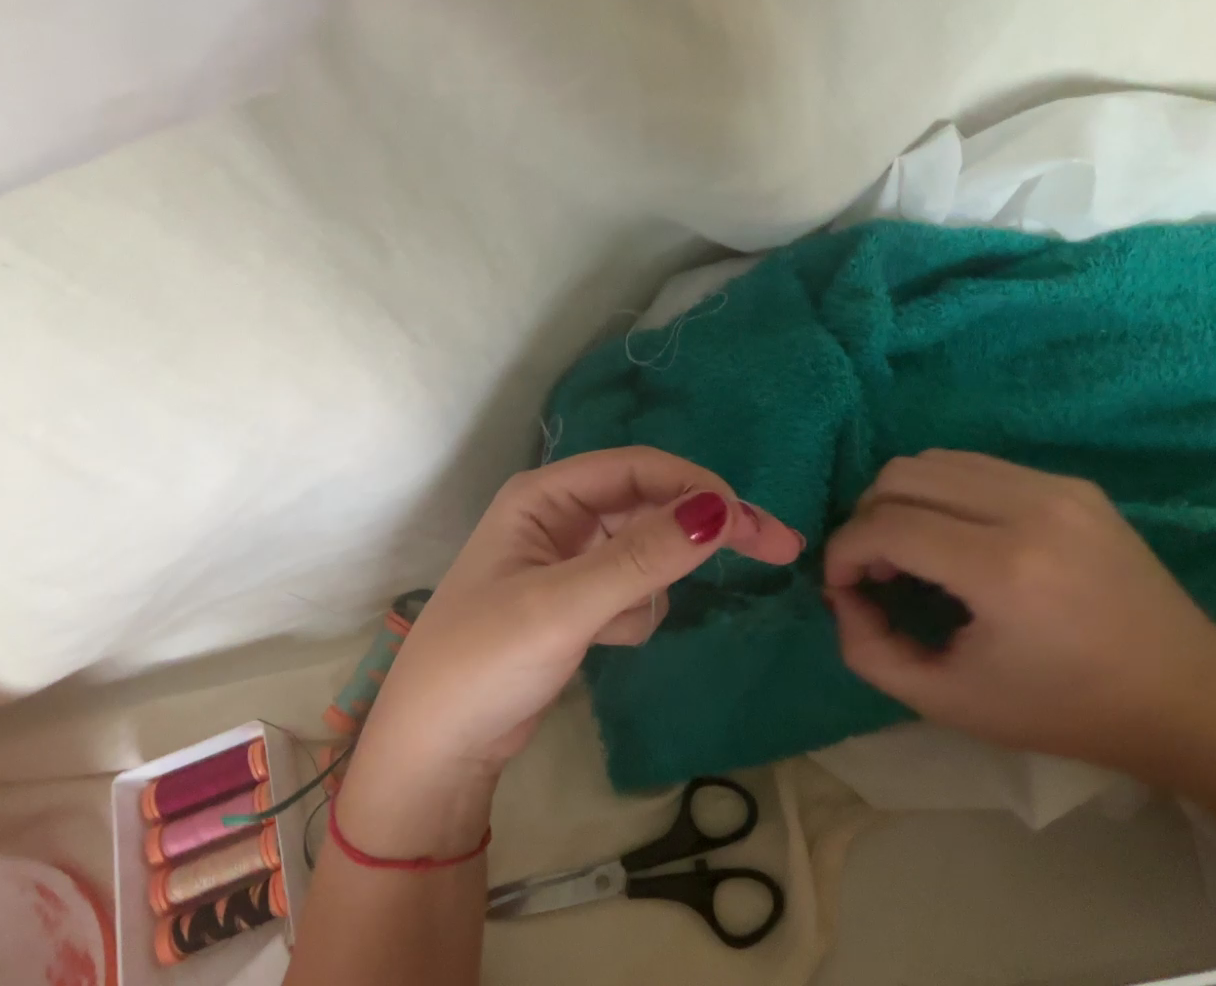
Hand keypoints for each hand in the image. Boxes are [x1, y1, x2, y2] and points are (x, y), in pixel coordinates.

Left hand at [338, 447, 802, 854]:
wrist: (438, 745)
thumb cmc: (485, 662)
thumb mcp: (564, 606)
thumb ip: (642, 558)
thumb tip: (721, 509)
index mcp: (542, 496)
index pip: (637, 470)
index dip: (699, 489)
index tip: (755, 524)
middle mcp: (556, 518)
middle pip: (649, 505)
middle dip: (698, 531)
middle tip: (776, 550)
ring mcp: (566, 561)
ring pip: (644, 552)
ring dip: (649, 587)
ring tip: (608, 630)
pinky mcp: (574, 603)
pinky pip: (630, 591)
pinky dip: (631, 615)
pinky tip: (599, 644)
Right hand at [822, 449, 1215, 772]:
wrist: (1185, 697)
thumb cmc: (1061, 710)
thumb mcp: (946, 700)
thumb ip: (869, 650)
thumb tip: (842, 596)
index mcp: (1002, 570)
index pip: (886, 525)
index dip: (843, 552)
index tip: (842, 588)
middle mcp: (1030, 509)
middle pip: (901, 476)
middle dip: (866, 520)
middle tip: (874, 570)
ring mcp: (1056, 488)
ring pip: (933, 460)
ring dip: (899, 501)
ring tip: (908, 551)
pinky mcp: (1072, 484)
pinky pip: (973, 465)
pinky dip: (939, 494)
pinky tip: (951, 538)